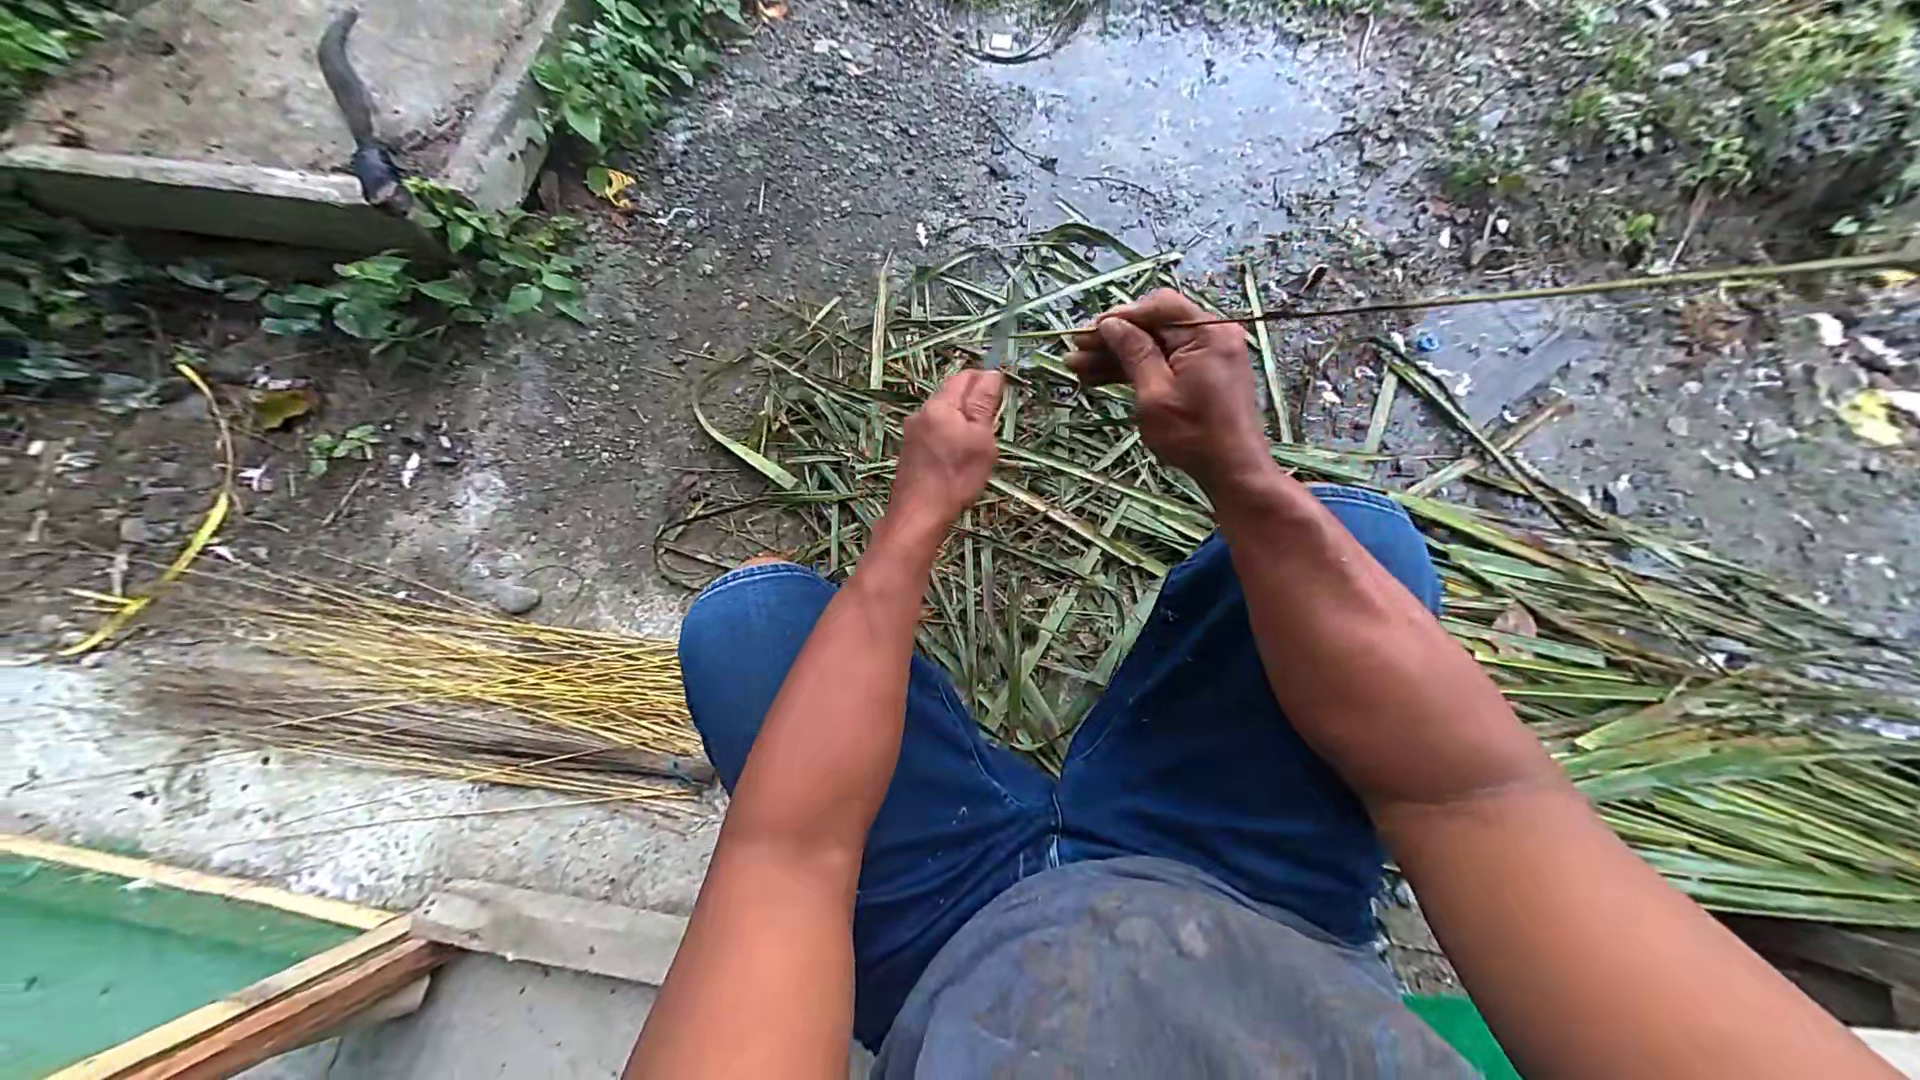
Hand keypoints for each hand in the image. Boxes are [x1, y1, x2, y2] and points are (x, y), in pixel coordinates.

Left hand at [889, 369, 1004, 530]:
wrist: (919, 513)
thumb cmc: (956, 477)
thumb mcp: (981, 438)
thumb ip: (984, 403)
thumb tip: (992, 373)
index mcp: (940, 404)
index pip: (966, 377)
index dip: (986, 381)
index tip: (1001, 401)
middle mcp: (922, 412)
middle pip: (953, 394)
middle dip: (975, 403)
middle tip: (991, 427)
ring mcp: (913, 431)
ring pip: (944, 414)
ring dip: (963, 421)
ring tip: (976, 446)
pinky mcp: (910, 449)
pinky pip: (935, 431)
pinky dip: (950, 436)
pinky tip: (957, 457)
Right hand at [1067, 289, 1270, 487]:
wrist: (1231, 470)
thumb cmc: (1192, 434)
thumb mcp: (1155, 393)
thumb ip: (1134, 353)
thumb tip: (1111, 324)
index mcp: (1206, 333)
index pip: (1159, 307)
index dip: (1120, 316)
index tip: (1089, 332)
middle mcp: (1211, 336)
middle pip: (1154, 326)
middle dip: (1113, 340)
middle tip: (1076, 352)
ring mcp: (1208, 356)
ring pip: (1154, 347)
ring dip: (1117, 357)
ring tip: (1078, 369)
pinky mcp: (1202, 375)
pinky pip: (1164, 363)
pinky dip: (1136, 370)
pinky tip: (1101, 379)